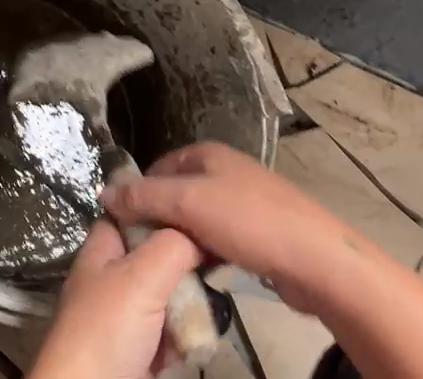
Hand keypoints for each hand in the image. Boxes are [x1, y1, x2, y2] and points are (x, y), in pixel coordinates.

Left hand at [28, 218, 201, 378]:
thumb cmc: (107, 328)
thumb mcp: (139, 275)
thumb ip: (172, 246)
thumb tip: (201, 230)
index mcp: (102, 248)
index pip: (131, 211)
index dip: (162, 208)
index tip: (200, 210)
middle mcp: (112, 275)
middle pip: (157, 255)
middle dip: (186, 262)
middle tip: (218, 266)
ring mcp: (126, 314)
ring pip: (169, 295)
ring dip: (191, 302)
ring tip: (212, 304)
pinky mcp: (140, 348)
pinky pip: (172, 331)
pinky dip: (187, 335)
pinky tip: (200, 337)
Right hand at [99, 141, 363, 316]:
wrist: (320, 262)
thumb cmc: (248, 222)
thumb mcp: (185, 203)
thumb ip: (141, 197)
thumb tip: (101, 193)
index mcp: (206, 152)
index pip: (155, 168)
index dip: (138, 195)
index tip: (130, 226)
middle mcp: (225, 170)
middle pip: (176, 193)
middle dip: (162, 220)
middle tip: (150, 248)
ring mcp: (247, 200)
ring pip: (199, 219)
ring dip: (186, 240)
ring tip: (176, 263)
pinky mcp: (264, 232)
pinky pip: (223, 238)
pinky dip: (211, 252)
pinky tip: (209, 271)